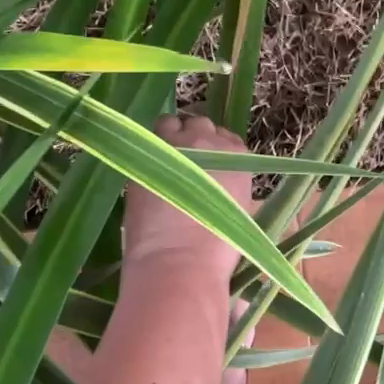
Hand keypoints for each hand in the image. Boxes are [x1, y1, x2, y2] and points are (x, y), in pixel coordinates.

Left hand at [122, 113, 252, 284]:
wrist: (182, 260)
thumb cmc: (219, 246)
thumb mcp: (240, 209)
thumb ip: (230, 184)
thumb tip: (217, 184)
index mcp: (237, 154)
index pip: (226, 137)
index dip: (214, 150)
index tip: (208, 166)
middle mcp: (208, 140)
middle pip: (199, 123)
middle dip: (192, 137)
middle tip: (183, 163)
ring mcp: (174, 144)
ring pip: (170, 124)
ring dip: (167, 137)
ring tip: (161, 162)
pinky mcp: (143, 157)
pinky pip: (145, 141)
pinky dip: (146, 151)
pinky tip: (146, 174)